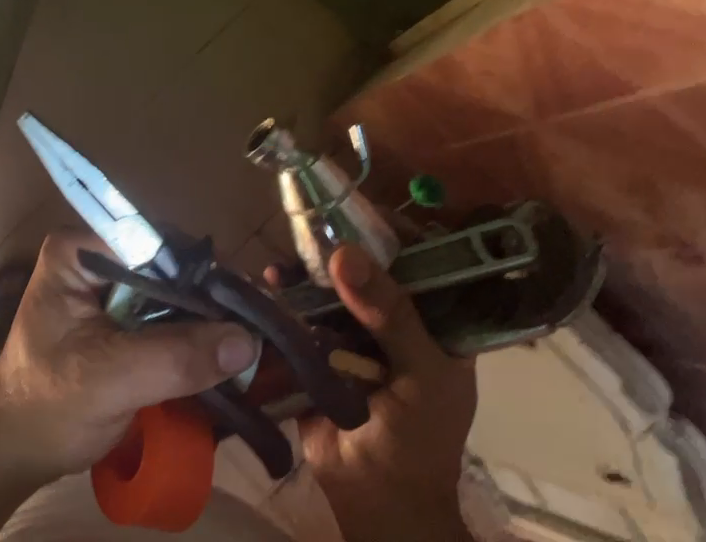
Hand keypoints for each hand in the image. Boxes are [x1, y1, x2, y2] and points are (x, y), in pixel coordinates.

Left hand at [0, 230, 258, 481]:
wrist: (18, 448)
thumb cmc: (50, 404)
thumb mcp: (112, 378)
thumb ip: (176, 357)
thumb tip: (246, 340)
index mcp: (76, 251)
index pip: (150, 242)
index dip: (199, 268)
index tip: (246, 299)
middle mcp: (93, 257)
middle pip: (166, 265)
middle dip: (210, 295)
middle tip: (260, 324)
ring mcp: (107, 288)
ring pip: (172, 292)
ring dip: (209, 318)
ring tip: (256, 341)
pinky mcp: (120, 320)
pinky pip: (168, 317)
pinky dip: (196, 336)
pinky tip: (230, 354)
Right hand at [295, 245, 476, 541]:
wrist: (374, 499)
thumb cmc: (419, 439)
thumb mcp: (422, 375)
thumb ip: (390, 313)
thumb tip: (344, 251)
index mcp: (436, 325)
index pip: (422, 262)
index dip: (395, 233)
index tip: (358, 206)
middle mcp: (394, 322)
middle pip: (368, 269)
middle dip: (339, 247)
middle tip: (310, 224)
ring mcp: (352, 335)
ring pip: (329, 288)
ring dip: (307, 271)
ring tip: (286, 261)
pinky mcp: (315, 350)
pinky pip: (299, 313)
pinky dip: (283, 296)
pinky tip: (269, 280)